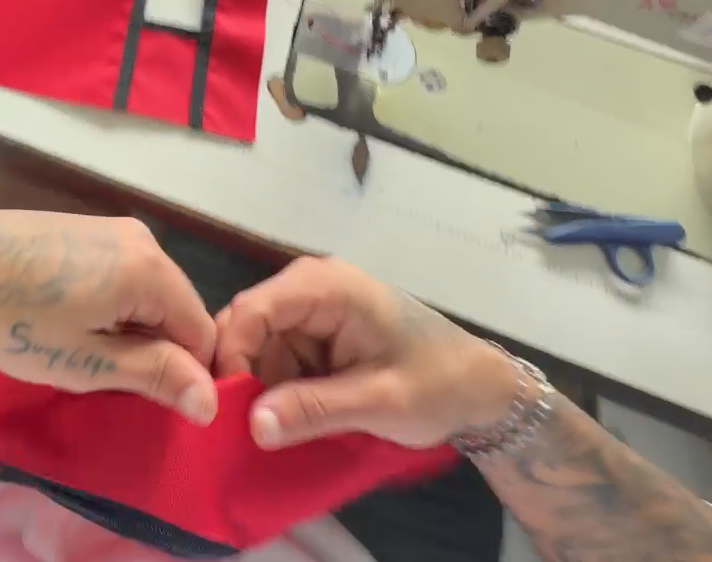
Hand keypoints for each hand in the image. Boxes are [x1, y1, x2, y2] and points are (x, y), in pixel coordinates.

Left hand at [0, 210, 219, 423]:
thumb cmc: (15, 321)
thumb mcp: (87, 360)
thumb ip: (155, 374)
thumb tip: (213, 402)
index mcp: (150, 268)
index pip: (202, 331)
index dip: (184, 373)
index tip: (145, 396)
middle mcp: (141, 237)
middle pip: (176, 307)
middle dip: (155, 347)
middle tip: (105, 372)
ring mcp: (111, 226)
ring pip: (149, 290)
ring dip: (131, 325)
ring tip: (81, 344)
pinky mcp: (86, 225)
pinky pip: (124, 271)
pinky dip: (112, 301)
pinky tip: (69, 315)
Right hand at [214, 256, 521, 448]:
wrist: (483, 387)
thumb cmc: (439, 384)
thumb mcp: (379, 402)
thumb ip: (314, 409)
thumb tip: (252, 425)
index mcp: (324, 286)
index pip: (253, 309)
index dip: (232, 354)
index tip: (228, 408)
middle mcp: (308, 285)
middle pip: (249, 324)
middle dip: (243, 373)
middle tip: (242, 424)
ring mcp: (310, 308)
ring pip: (258, 344)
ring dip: (261, 385)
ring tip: (271, 426)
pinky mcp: (314, 330)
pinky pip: (277, 355)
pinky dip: (278, 387)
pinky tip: (289, 415)